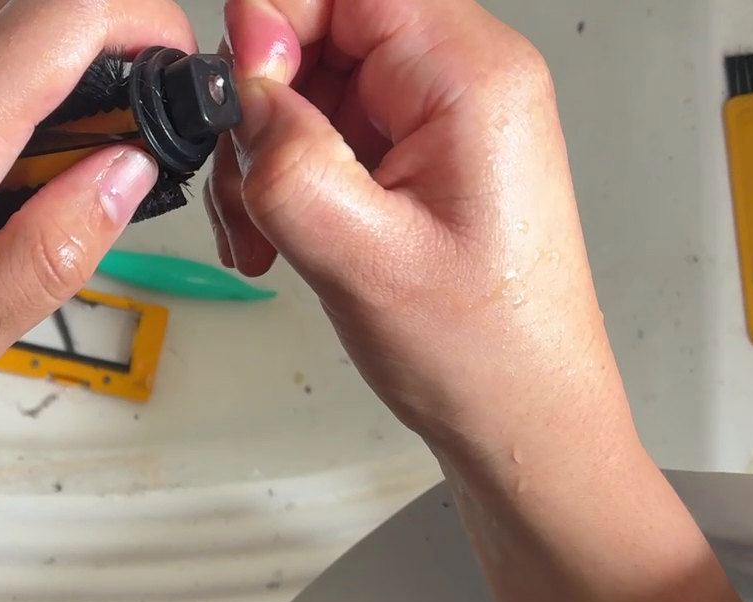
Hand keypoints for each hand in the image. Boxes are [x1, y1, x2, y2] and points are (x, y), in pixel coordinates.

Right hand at [205, 0, 634, 468]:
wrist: (512, 411)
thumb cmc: (474, 346)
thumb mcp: (361, 257)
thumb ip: (292, 163)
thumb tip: (242, 93)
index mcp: (469, 81)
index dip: (277, 19)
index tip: (240, 97)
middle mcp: (453, 86)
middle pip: (321, 34)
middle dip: (259, 111)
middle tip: (245, 196)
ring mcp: (425, 129)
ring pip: (307, 95)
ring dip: (259, 163)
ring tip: (260, 238)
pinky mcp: (402, 168)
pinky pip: (317, 145)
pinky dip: (276, 190)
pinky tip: (275, 241)